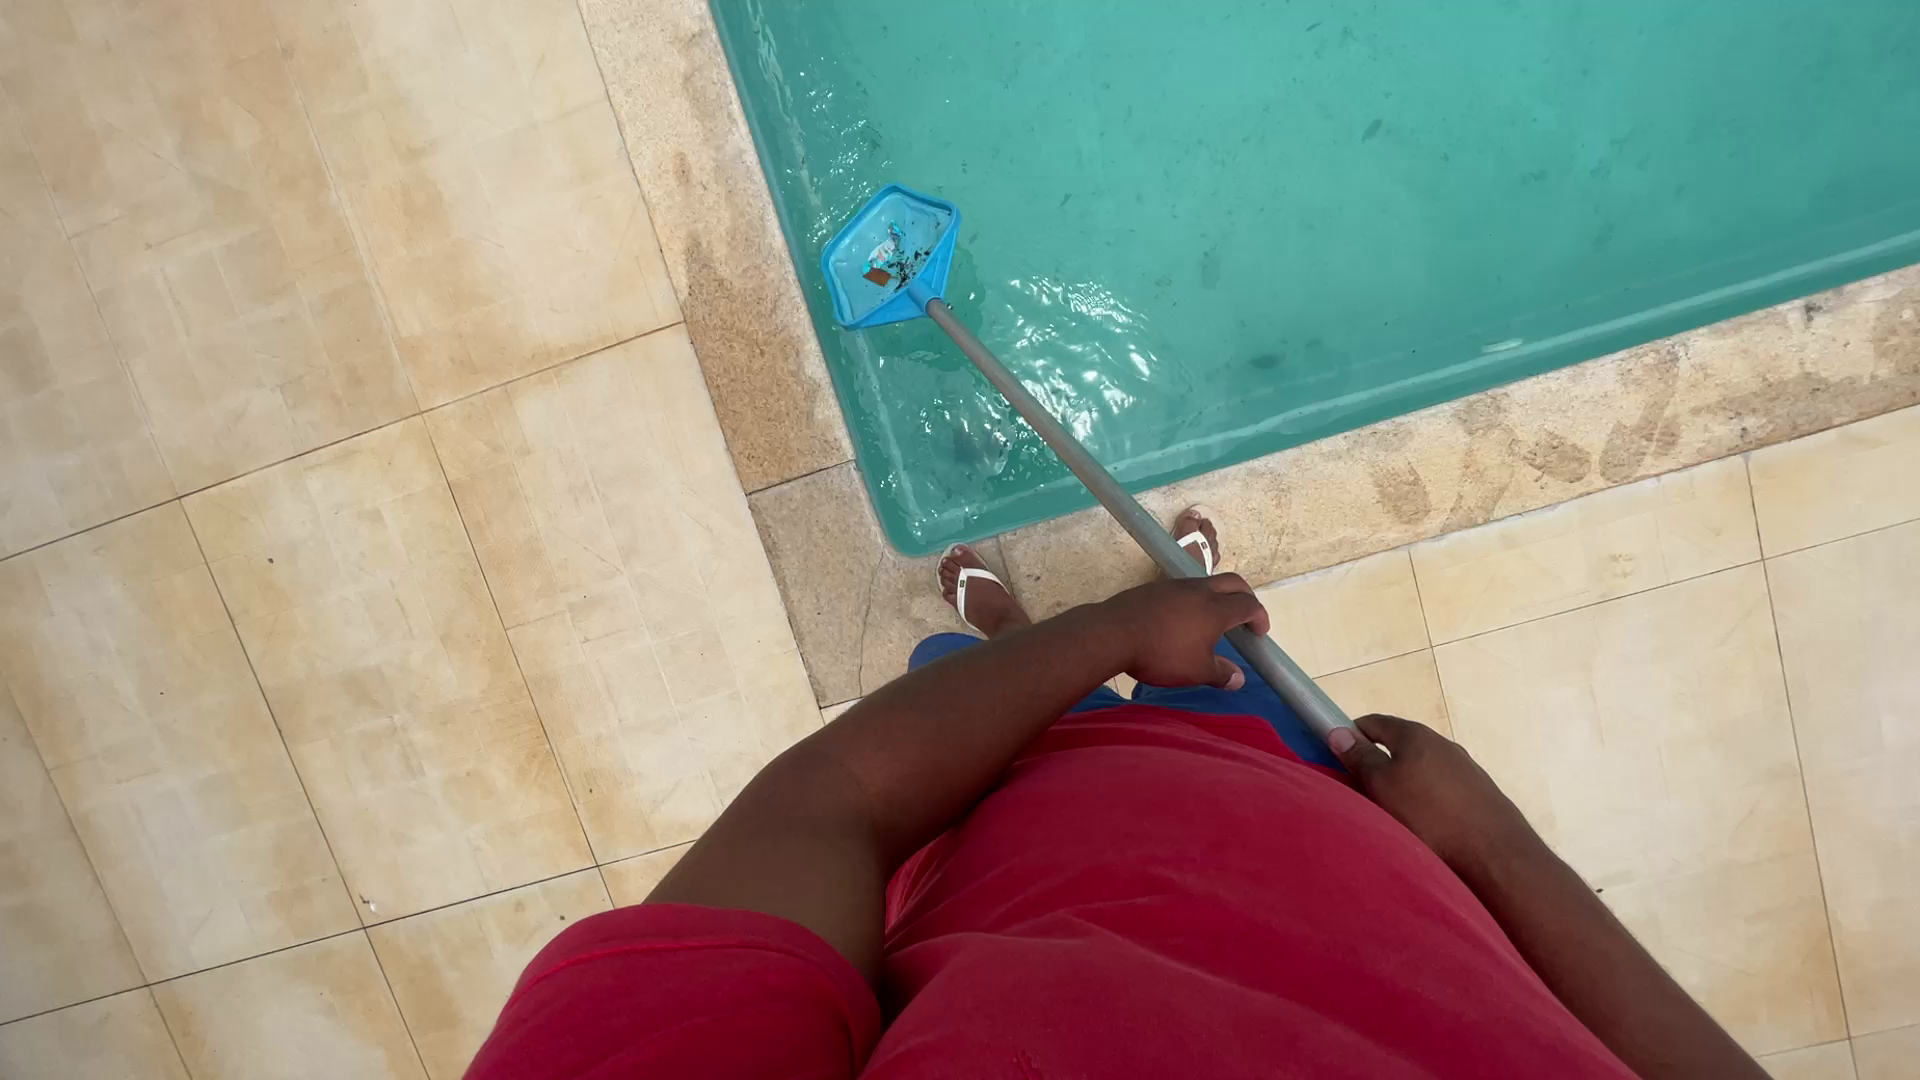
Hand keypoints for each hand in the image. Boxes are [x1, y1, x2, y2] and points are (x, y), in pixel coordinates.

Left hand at [1095, 574, 1269, 689]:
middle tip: (1245, 615)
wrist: (1113, 633)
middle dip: (1244, 595)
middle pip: (1231, 582)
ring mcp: (1172, 585)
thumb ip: (1220, 673)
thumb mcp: (1195, 671)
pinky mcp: (1151, 588)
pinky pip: (1180, 589)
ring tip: (1211, 618)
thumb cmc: (1161, 653)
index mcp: (1215, 608)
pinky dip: (1190, 599)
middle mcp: (1197, 590)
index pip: (1248, 604)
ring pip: (1204, 583)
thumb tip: (1238, 678)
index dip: (1259, 616)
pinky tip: (1180, 618)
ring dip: (1215, 596)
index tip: (1259, 632)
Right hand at [1328, 714, 1541, 870]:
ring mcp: (1468, 770)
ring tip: (1396, 811)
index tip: (1340, 757)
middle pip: (1400, 745)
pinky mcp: (1483, 796)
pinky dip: (1429, 800)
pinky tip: (1427, 824)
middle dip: (1379, 761)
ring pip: (1423, 768)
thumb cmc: (1429, 816)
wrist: (1500, 858)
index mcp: (1416, 735)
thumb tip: (1339, 731)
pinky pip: (1444, 789)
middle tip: (1364, 788)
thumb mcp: (1381, 785)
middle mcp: (1444, 744)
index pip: (1374, 722)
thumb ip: (1359, 757)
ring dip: (1406, 782)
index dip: (1353, 735)